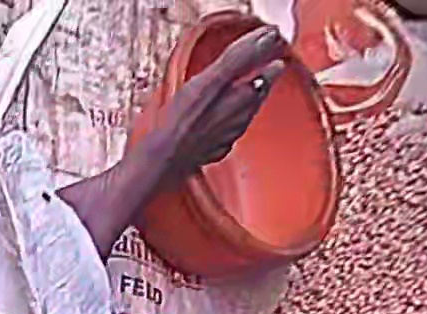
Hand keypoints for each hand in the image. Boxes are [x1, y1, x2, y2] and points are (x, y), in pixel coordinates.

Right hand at [150, 25, 288, 178]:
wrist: (158, 161)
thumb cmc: (179, 123)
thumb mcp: (209, 80)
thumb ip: (239, 58)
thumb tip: (265, 38)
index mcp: (244, 99)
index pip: (269, 73)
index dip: (267, 62)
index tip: (267, 53)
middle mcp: (239, 122)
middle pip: (256, 97)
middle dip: (256, 85)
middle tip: (253, 74)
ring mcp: (223, 142)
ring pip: (241, 120)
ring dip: (240, 109)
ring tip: (234, 101)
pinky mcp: (207, 158)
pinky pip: (223, 141)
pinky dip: (222, 133)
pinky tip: (215, 130)